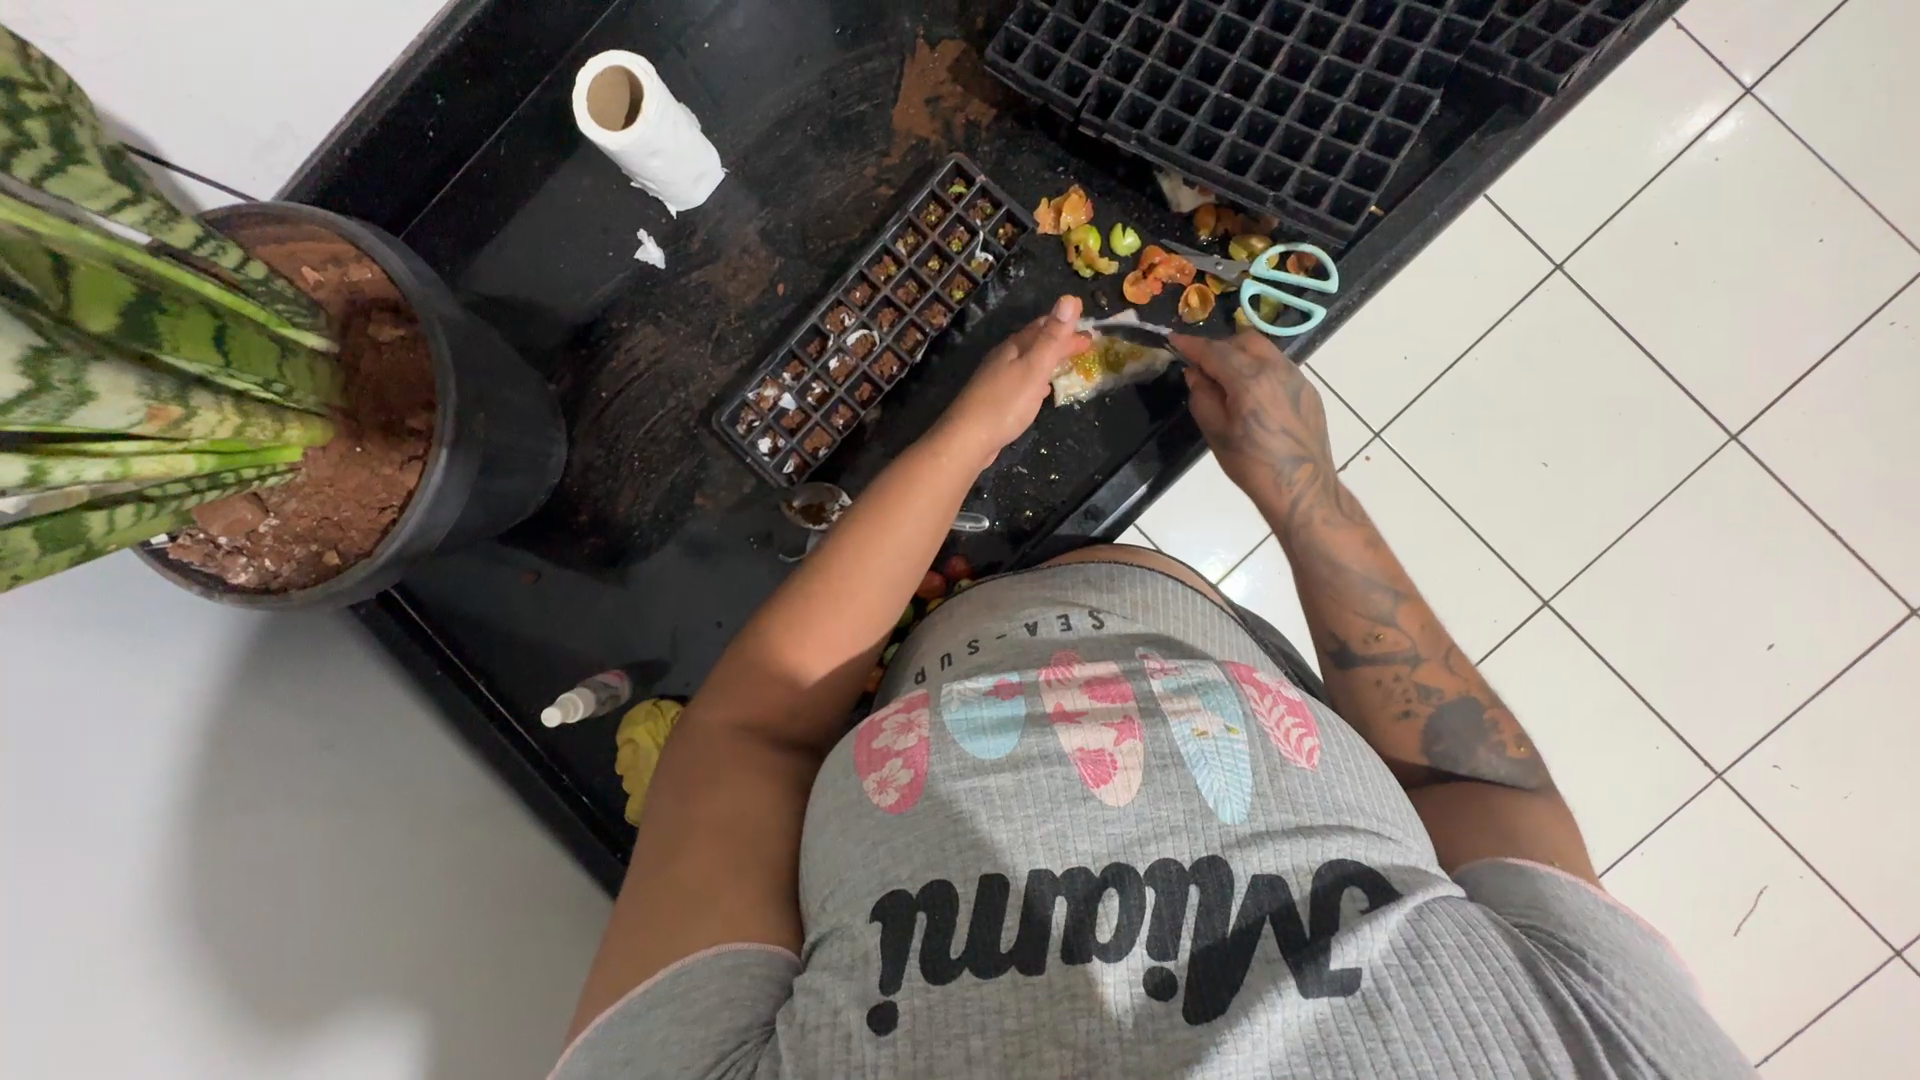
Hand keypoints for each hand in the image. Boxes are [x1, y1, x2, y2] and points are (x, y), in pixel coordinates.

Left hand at [930, 295, 1090, 469]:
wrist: (967, 440)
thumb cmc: (1004, 404)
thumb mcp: (1034, 368)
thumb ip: (1052, 337)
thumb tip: (1068, 298)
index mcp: (1014, 347)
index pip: (1044, 327)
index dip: (1067, 326)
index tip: (1090, 328)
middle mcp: (1003, 358)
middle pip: (1035, 343)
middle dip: (1060, 341)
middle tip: (1085, 344)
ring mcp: (997, 379)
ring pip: (1029, 362)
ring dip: (1049, 360)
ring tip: (1066, 363)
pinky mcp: (996, 400)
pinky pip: (1022, 382)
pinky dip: (1037, 380)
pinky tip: (1042, 390)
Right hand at [1171, 330, 1337, 503]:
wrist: (1300, 486)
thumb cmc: (1251, 464)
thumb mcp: (1216, 432)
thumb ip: (1202, 396)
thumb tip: (1196, 373)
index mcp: (1250, 380)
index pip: (1215, 351)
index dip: (1191, 345)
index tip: (1174, 339)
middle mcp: (1277, 369)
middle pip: (1243, 341)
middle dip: (1219, 346)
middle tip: (1201, 365)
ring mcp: (1297, 377)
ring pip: (1264, 350)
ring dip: (1240, 355)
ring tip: (1226, 378)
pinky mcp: (1307, 389)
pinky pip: (1278, 366)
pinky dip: (1258, 368)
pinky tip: (1251, 394)